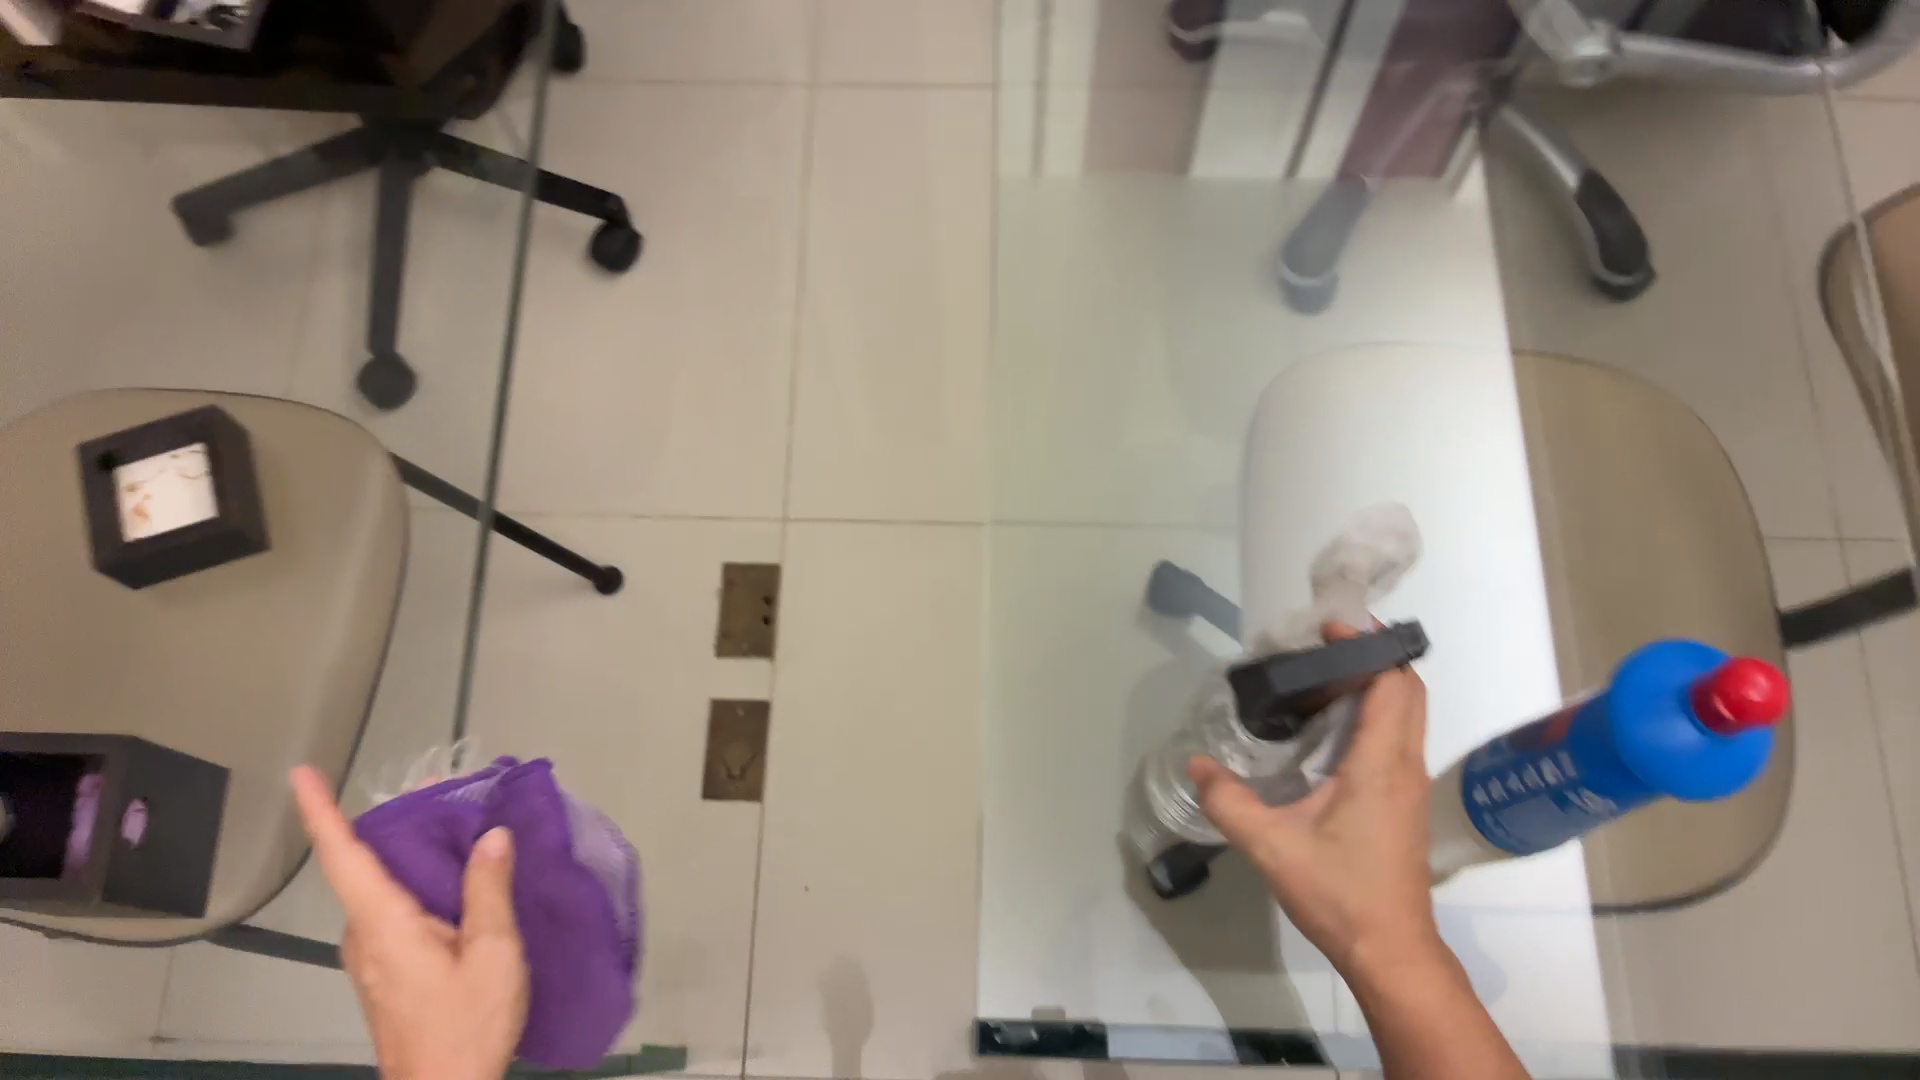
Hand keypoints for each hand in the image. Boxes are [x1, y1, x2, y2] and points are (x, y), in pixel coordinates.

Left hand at [290, 766, 529, 1079]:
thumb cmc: (467, 1024)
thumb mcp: (494, 952)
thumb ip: (490, 890)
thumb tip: (491, 834)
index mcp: (386, 924)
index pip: (344, 858)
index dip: (321, 813)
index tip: (302, 774)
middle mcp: (367, 935)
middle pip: (366, 865)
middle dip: (397, 821)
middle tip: (446, 788)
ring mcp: (375, 955)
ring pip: (384, 885)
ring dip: (414, 849)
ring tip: (464, 821)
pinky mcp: (390, 968)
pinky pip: (397, 906)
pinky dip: (422, 876)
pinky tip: (462, 875)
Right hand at [1189, 621, 1444, 983]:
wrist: (1391, 951)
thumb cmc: (1340, 893)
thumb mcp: (1271, 846)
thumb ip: (1229, 802)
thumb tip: (1196, 765)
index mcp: (1380, 765)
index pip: (1394, 686)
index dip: (1369, 648)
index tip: (1330, 629)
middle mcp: (1404, 766)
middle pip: (1406, 692)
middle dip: (1370, 658)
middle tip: (1318, 646)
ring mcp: (1408, 785)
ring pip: (1404, 715)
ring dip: (1371, 686)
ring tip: (1315, 678)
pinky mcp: (1401, 802)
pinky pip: (1394, 738)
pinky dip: (1369, 714)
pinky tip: (1324, 728)